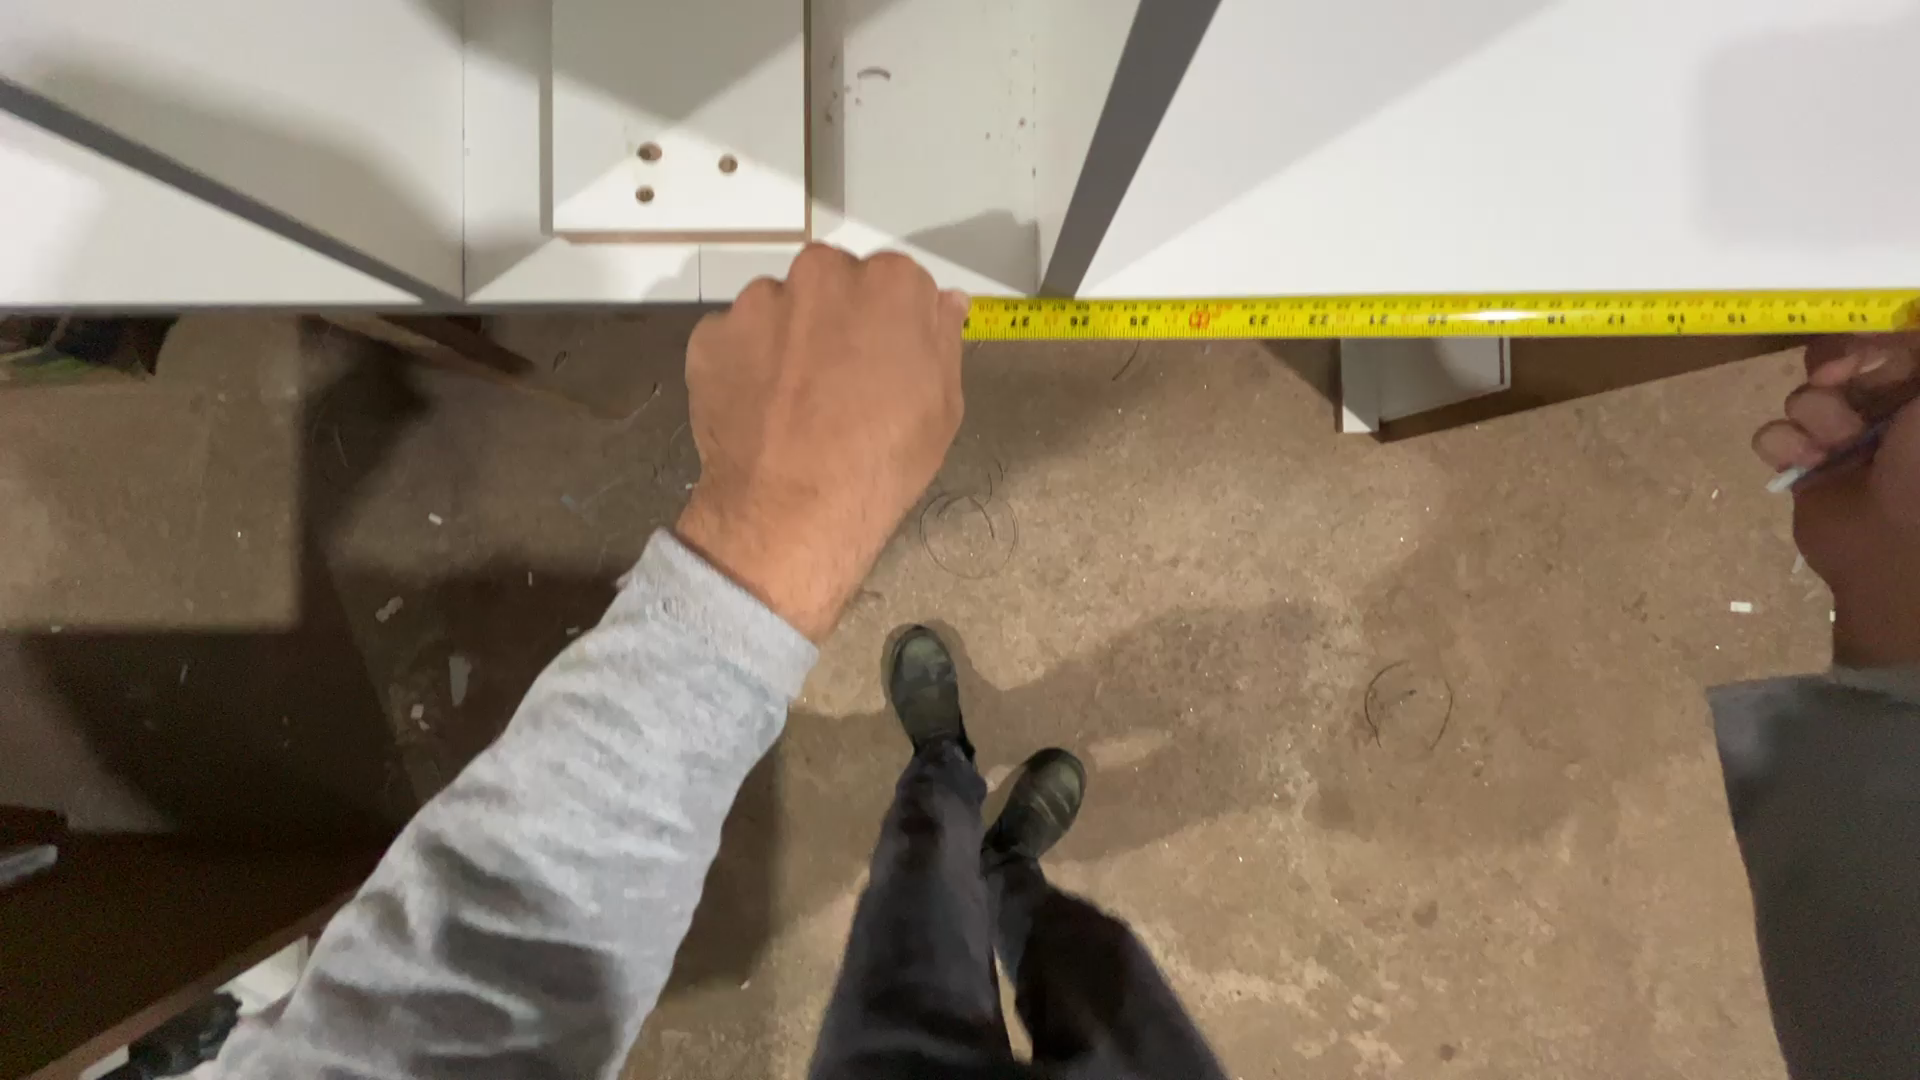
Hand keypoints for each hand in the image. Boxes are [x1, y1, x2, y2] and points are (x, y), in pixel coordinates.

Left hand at [674, 244, 967, 640]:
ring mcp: (758, 302)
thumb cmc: (883, 461)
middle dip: (839, 320)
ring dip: (790, 340)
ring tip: (794, 404)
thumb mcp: (943, 407)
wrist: (794, 512)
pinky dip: (747, 366)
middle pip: (836, 284)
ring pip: (782, 310)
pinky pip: (736, 341)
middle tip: (840, 383)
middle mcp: (822, 274)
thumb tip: (943, 303)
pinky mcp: (710, 336)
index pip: (899, 284)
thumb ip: (942, 340)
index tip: (889, 365)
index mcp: (890, 282)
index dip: (895, 327)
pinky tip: (761, 412)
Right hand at [1752, 336, 1919, 666]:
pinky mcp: (1800, 460)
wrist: (1900, 543)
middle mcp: (1891, 404)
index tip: (1863, 346)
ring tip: (1835, 446)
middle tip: (1839, 381)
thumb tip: (1899, 315)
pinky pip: (1769, 434)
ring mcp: (1843, 433)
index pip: (1890, 341)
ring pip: (1801, 397)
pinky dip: (1783, 447)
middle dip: (1834, 373)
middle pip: (1839, 361)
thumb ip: (1918, 347)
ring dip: (1813, 418)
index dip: (1869, 338)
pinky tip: (1806, 463)